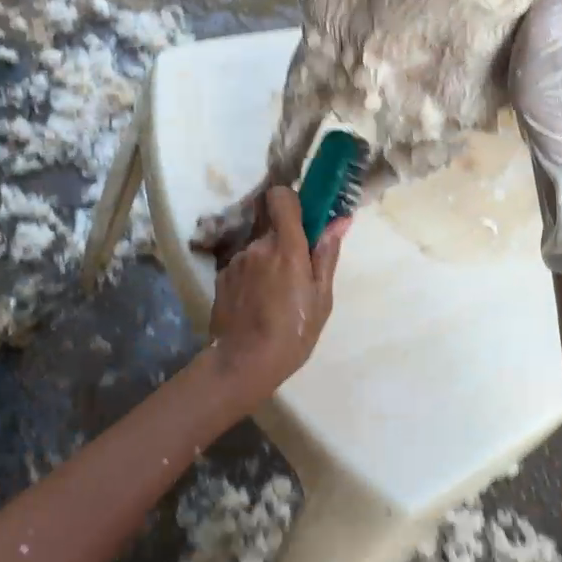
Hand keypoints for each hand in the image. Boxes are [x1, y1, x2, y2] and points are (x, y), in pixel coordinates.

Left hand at [205, 186, 347, 401]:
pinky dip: (251, 277)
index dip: (291, 201)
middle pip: (272, 228)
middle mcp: (257, 246)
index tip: (304, 218)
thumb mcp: (321, 299)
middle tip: (296, 276)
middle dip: (284, 243)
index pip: (280, 197)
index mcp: (286, 247)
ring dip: (267, 262)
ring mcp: (236, 261)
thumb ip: (327, 255)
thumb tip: (340, 220)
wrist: (242, 364)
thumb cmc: (291, 334)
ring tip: (274, 297)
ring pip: (257, 249)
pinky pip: (243, 266)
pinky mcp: (221, 277)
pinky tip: (256, 305)